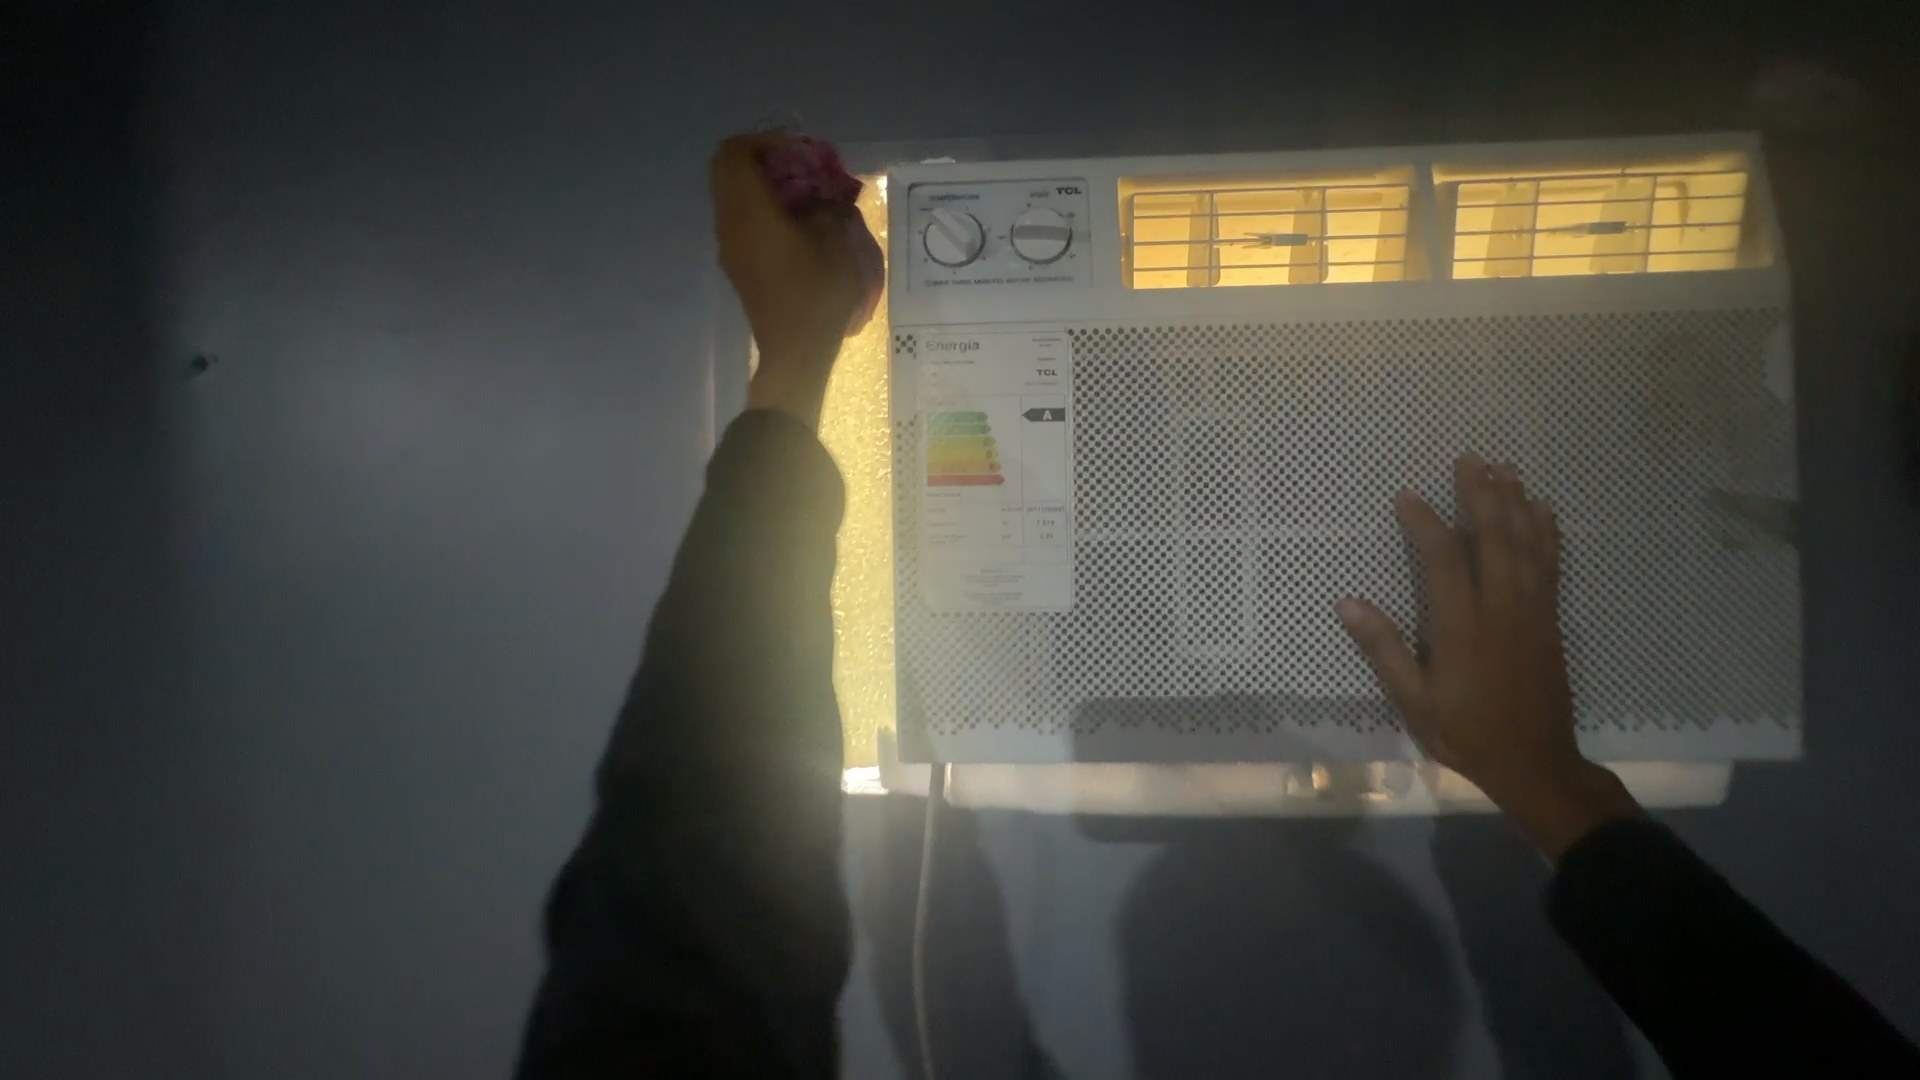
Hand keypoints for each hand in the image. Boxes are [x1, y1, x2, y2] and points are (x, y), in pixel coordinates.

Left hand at [709, 134, 872, 427]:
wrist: (796, 354)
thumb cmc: (818, 296)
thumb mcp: (837, 243)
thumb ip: (829, 206)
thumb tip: (824, 196)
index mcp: (748, 211)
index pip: (736, 152)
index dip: (767, 142)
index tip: (801, 155)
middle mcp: (729, 224)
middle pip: (728, 172)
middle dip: (762, 163)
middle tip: (799, 172)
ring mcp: (730, 249)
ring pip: (733, 199)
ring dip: (762, 190)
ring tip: (802, 200)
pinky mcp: (738, 269)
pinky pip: (742, 224)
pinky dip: (762, 214)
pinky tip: (796, 228)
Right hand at [1336, 453, 1642, 860]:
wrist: (1535, 763)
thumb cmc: (1463, 730)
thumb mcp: (1412, 698)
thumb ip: (1383, 648)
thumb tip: (1346, 603)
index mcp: (1462, 626)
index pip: (1442, 561)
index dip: (1425, 524)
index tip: (1407, 495)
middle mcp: (1502, 609)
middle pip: (1494, 540)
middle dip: (1481, 496)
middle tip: (1470, 458)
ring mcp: (1532, 612)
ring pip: (1526, 546)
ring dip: (1515, 504)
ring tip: (1505, 469)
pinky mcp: (1549, 621)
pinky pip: (1550, 566)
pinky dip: (1547, 533)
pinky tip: (1542, 511)